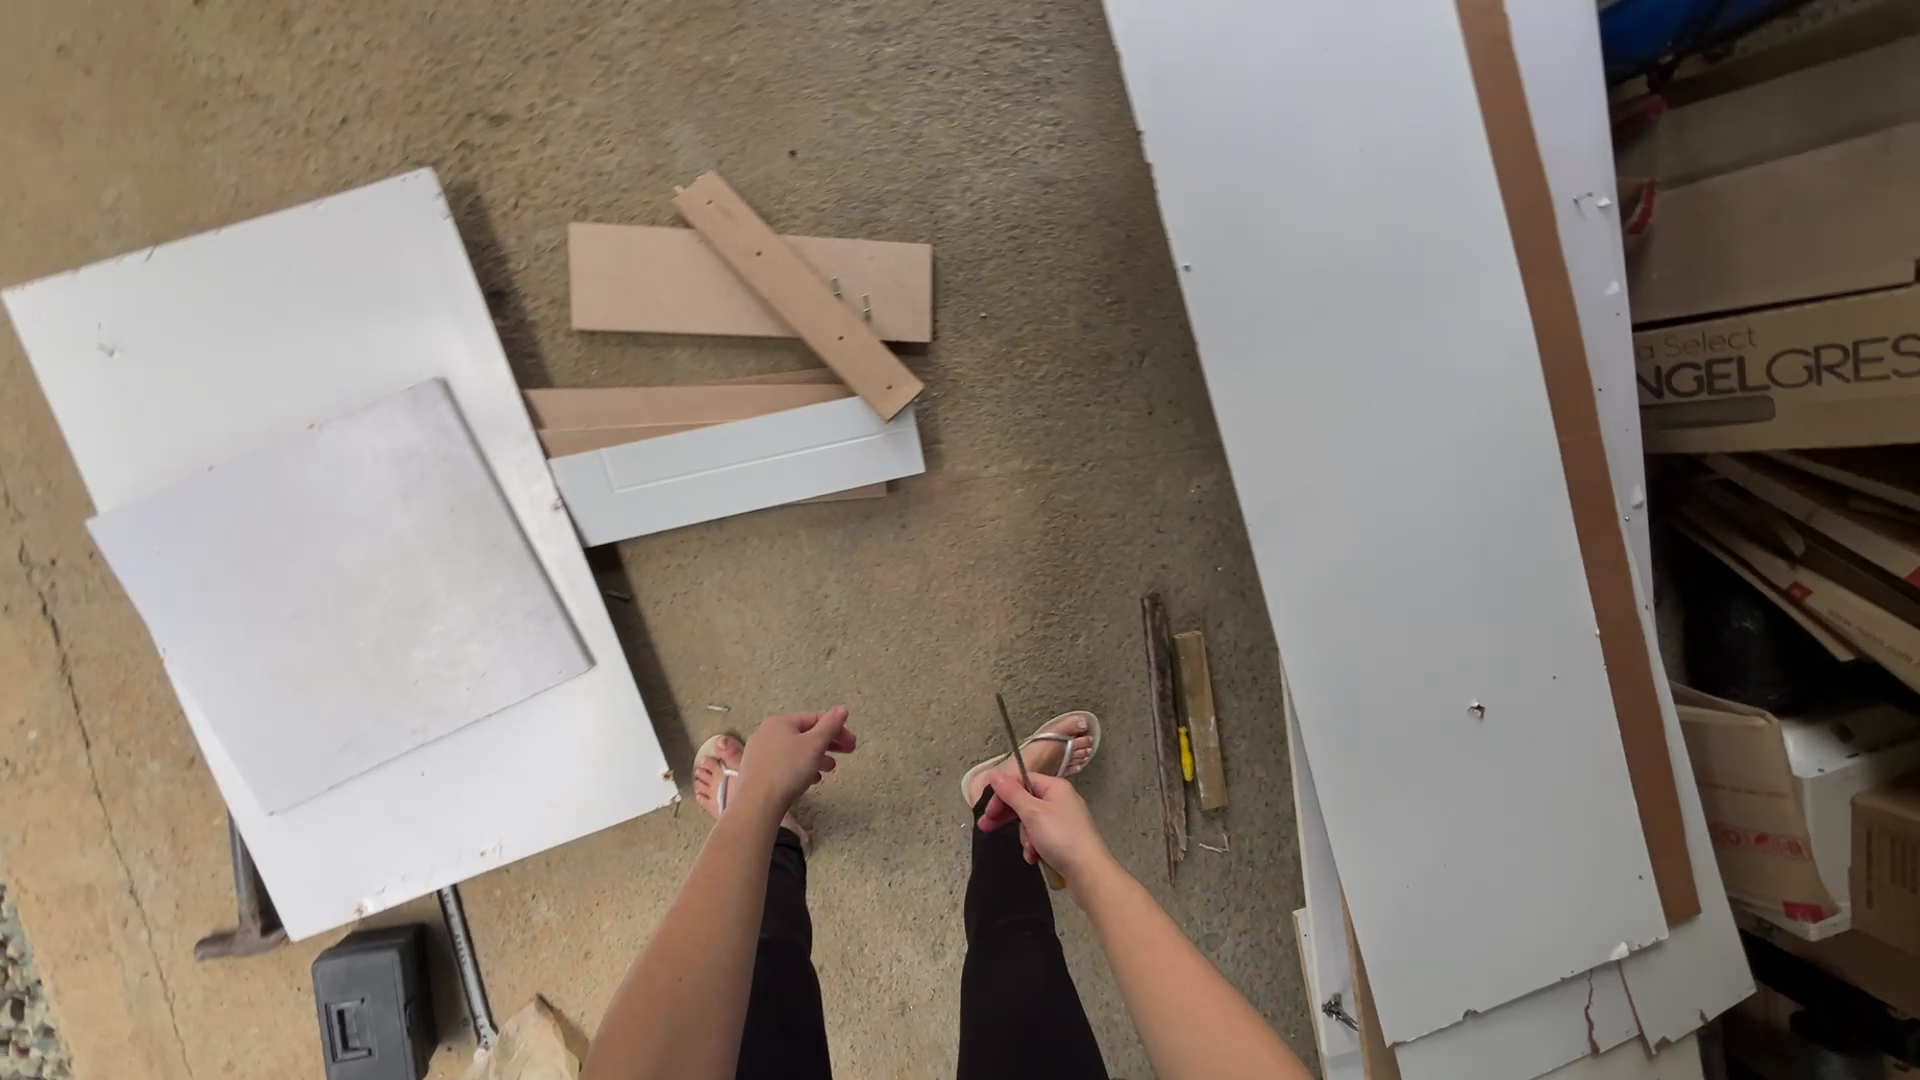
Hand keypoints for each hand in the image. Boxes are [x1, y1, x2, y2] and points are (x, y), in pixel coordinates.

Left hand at [734, 707, 855, 820]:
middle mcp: (766, 733)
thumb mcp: (815, 744)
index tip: (852, 743)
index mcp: (780, 722)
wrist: (758, 803)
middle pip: (804, 735)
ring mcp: (759, 753)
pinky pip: (783, 765)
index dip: (836, 729)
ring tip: (829, 770)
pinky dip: (799, 768)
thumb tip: (842, 709)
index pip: (814, 719)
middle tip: (846, 753)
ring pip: (794, 751)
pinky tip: (809, 780)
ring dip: (815, 758)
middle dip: (827, 744)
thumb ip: (830, 725)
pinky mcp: (756, 772)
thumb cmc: (789, 769)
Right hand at [978, 771, 1113, 883]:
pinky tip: (1035, 857)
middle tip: (986, 827)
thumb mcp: (1032, 813)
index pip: (1021, 781)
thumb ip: (1012, 793)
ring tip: (1029, 850)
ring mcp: (1063, 820)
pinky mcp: (1064, 839)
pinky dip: (1035, 847)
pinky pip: (1041, 837)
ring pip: (1031, 822)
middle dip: (1007, 816)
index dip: (1002, 793)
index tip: (986, 810)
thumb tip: (995, 773)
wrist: (1089, 873)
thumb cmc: (1061, 838)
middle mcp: (1060, 799)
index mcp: (1054, 787)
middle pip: (1024, 801)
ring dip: (1025, 837)